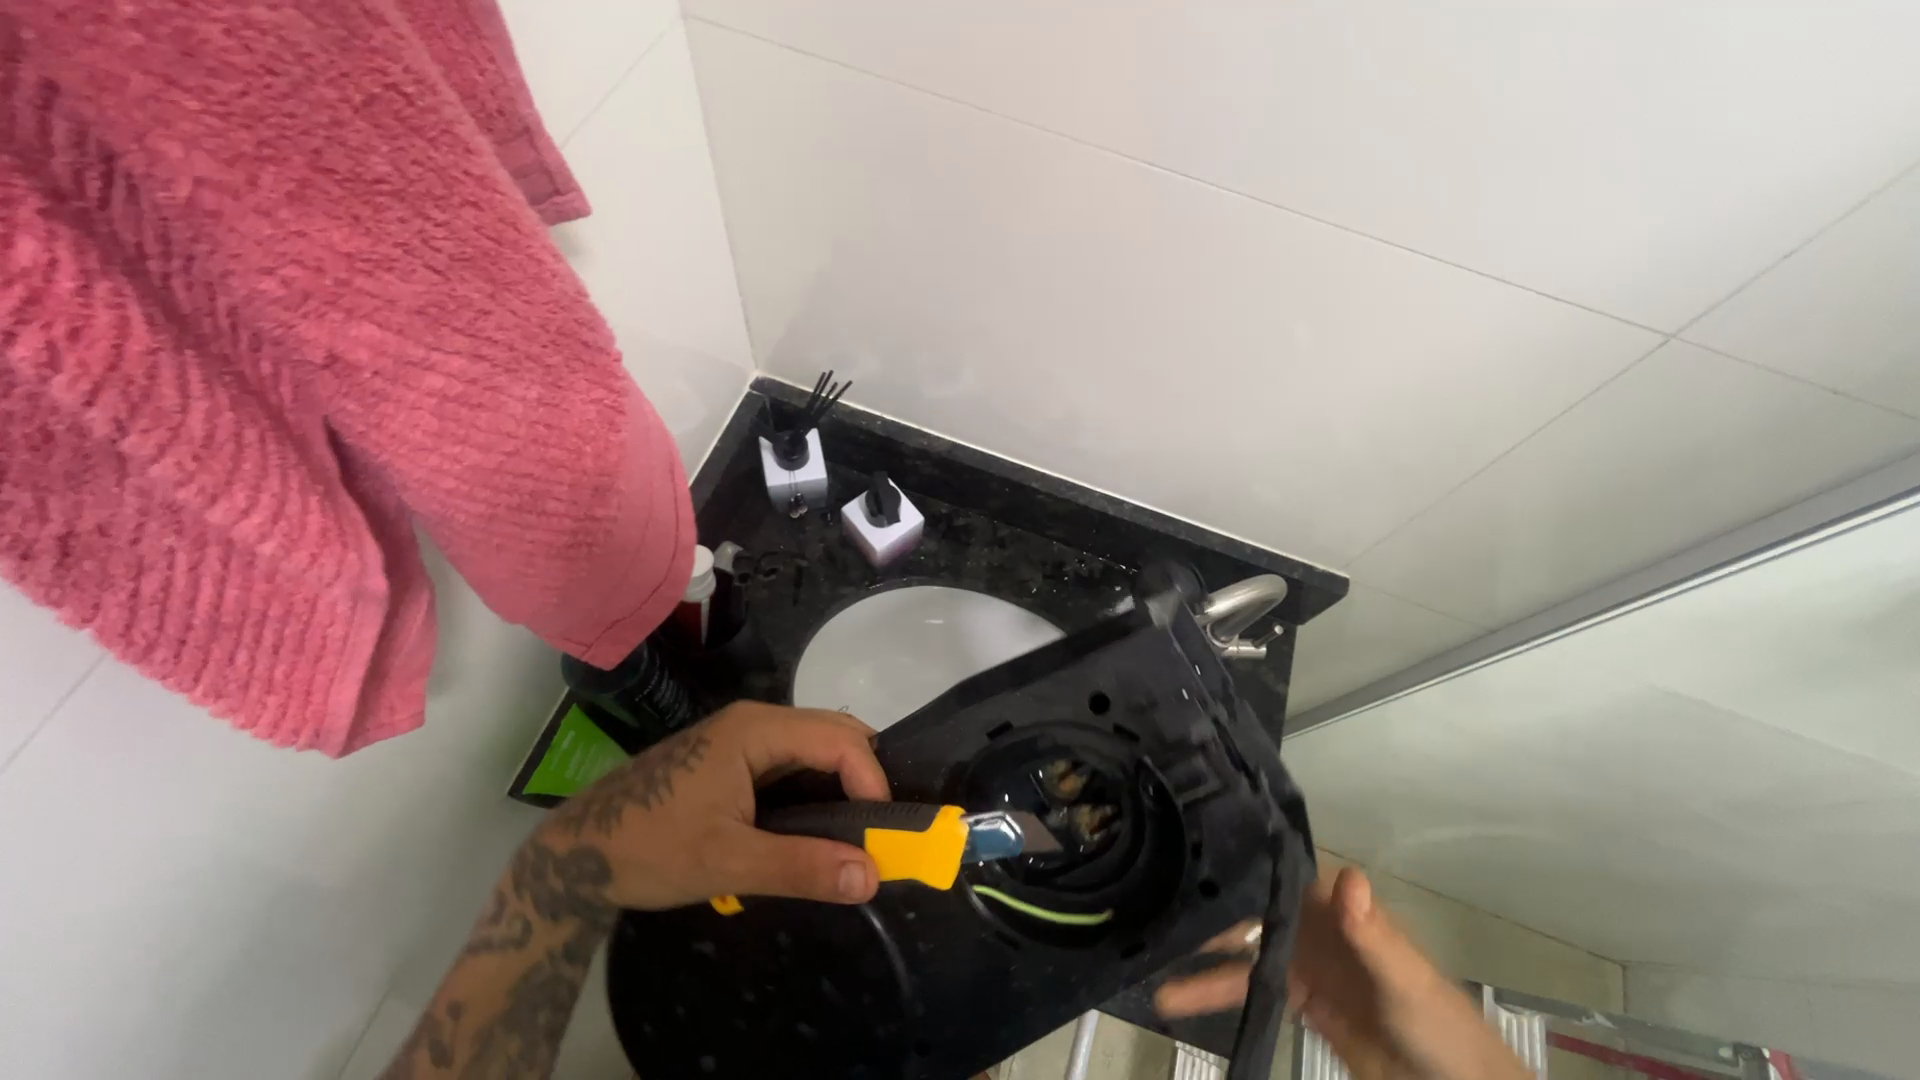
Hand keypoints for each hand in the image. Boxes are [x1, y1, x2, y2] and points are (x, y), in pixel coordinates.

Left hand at [541, 701, 891, 909]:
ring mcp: (743, 737)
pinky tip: (819, 826)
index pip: (839, 740)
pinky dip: (818, 789)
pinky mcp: (734, 758)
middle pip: (835, 734)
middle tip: (879, 833)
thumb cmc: (648, 849)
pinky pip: (794, 762)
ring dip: (843, 784)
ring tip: (856, 834)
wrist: (575, 856)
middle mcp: (755, 721)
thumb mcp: (727, 863)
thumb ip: (801, 867)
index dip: (871, 781)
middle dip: (864, 778)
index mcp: (755, 729)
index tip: (883, 835)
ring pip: (816, 747)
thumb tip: (871, 878)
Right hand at [1155, 868, 1529, 1079]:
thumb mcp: (1405, 979)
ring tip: (1160, 983)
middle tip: (1157, 919)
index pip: (1279, 877)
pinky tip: (1184, 999)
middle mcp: (1316, 928)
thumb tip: (1348, 876)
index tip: (1189, 859)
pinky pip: (1253, 991)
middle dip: (1210, 920)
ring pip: (1246, 956)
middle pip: (1254, 916)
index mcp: (1338, 911)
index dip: (1237, 867)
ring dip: (1206, 967)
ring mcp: (1306, 966)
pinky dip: (1220, 994)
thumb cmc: (1438, 1025)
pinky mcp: (1301, 1002)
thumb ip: (1372, 933)